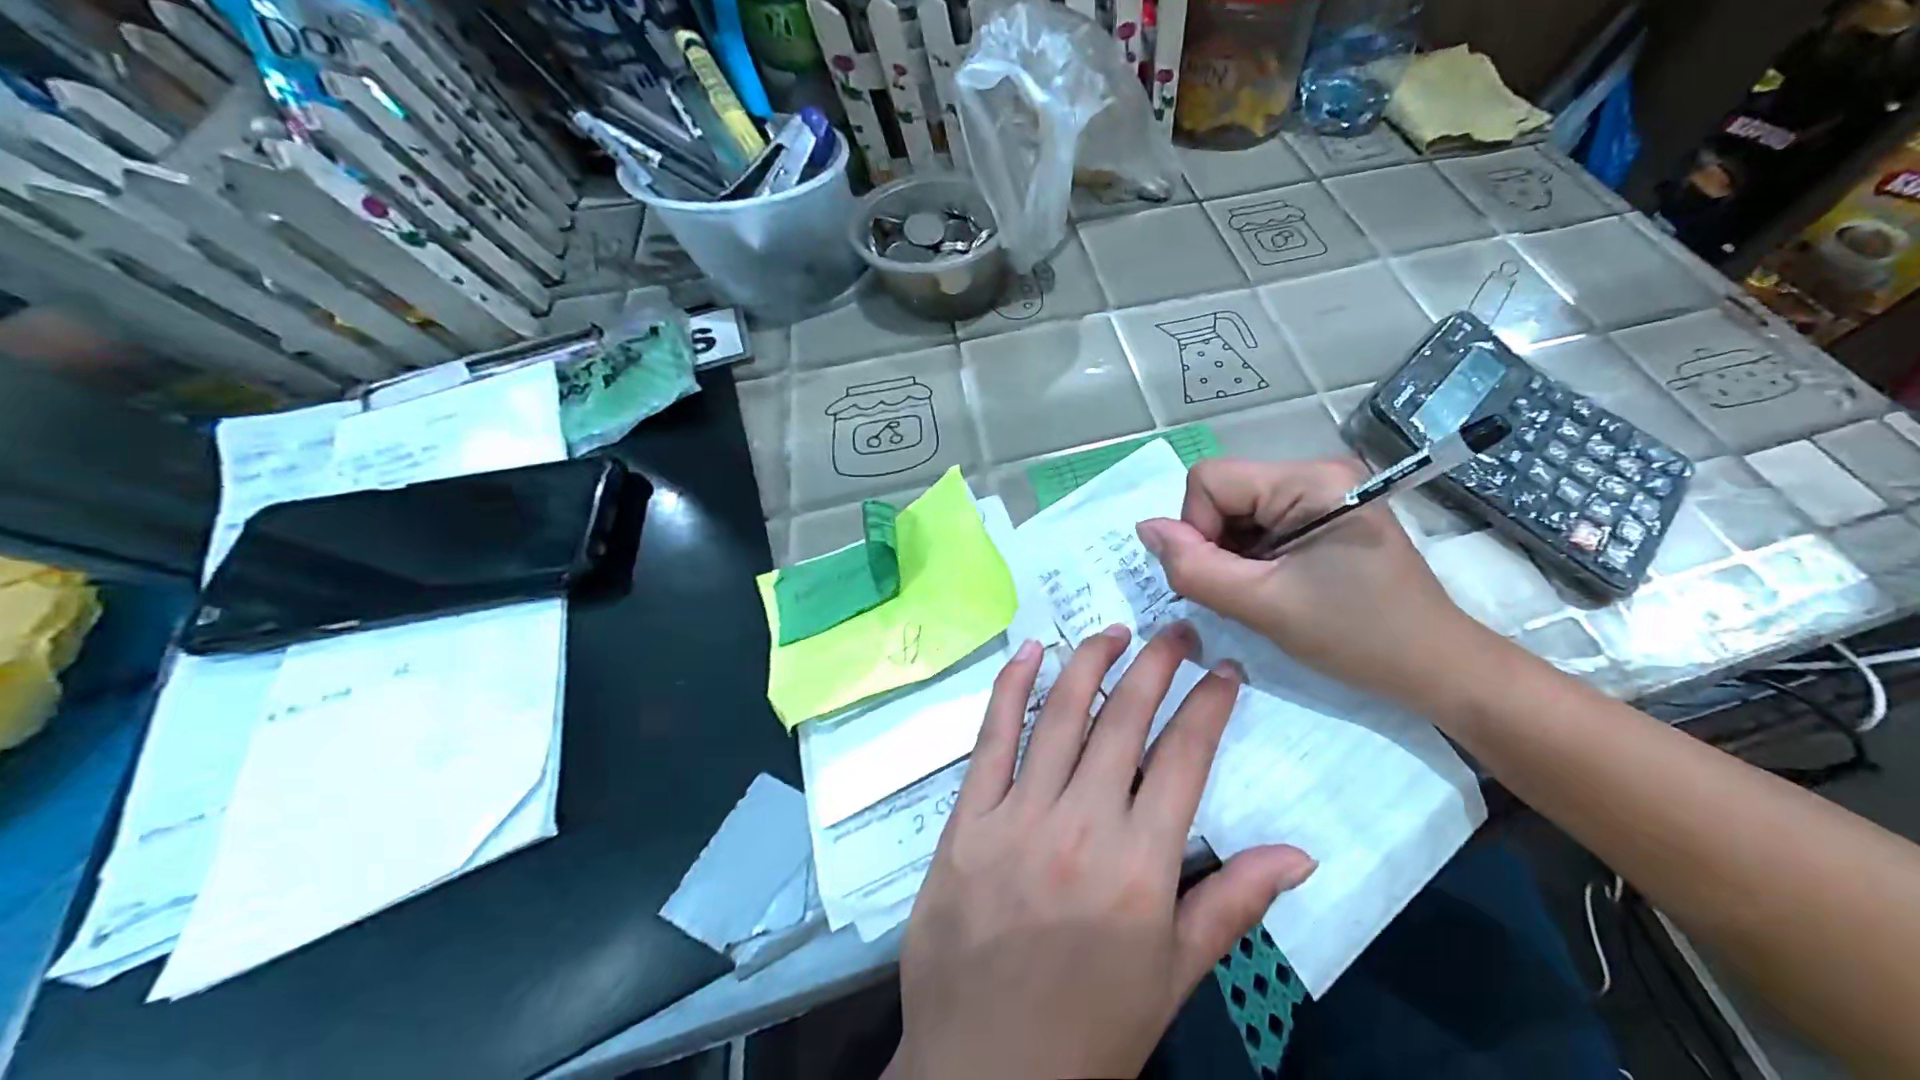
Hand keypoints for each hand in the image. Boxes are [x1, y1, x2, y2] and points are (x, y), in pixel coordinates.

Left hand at [887, 624, 1315, 1079]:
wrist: (984, 1070)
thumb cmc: (1090, 1029)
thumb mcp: (1173, 976)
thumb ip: (1233, 904)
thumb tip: (1300, 852)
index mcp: (1141, 865)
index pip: (1184, 758)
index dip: (1209, 705)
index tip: (1226, 670)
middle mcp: (1081, 824)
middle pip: (1124, 721)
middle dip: (1157, 666)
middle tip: (1175, 631)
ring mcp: (1017, 816)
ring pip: (1059, 717)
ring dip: (1089, 663)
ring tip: (1115, 631)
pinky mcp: (966, 820)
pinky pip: (990, 740)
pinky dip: (1010, 689)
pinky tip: (1030, 652)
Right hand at [1135, 458, 1498, 714]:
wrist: (1436, 667)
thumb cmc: (1357, 636)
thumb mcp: (1263, 605)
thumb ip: (1195, 567)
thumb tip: (1145, 529)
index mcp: (1310, 480)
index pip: (1210, 481)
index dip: (1196, 529)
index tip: (1223, 578)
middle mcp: (1316, 473)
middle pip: (1222, 494)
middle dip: (1216, 545)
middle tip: (1245, 592)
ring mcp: (1322, 494)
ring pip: (1236, 513)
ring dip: (1232, 555)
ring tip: (1262, 594)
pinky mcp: (1325, 516)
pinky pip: (1260, 526)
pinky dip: (1250, 558)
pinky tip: (1273, 587)